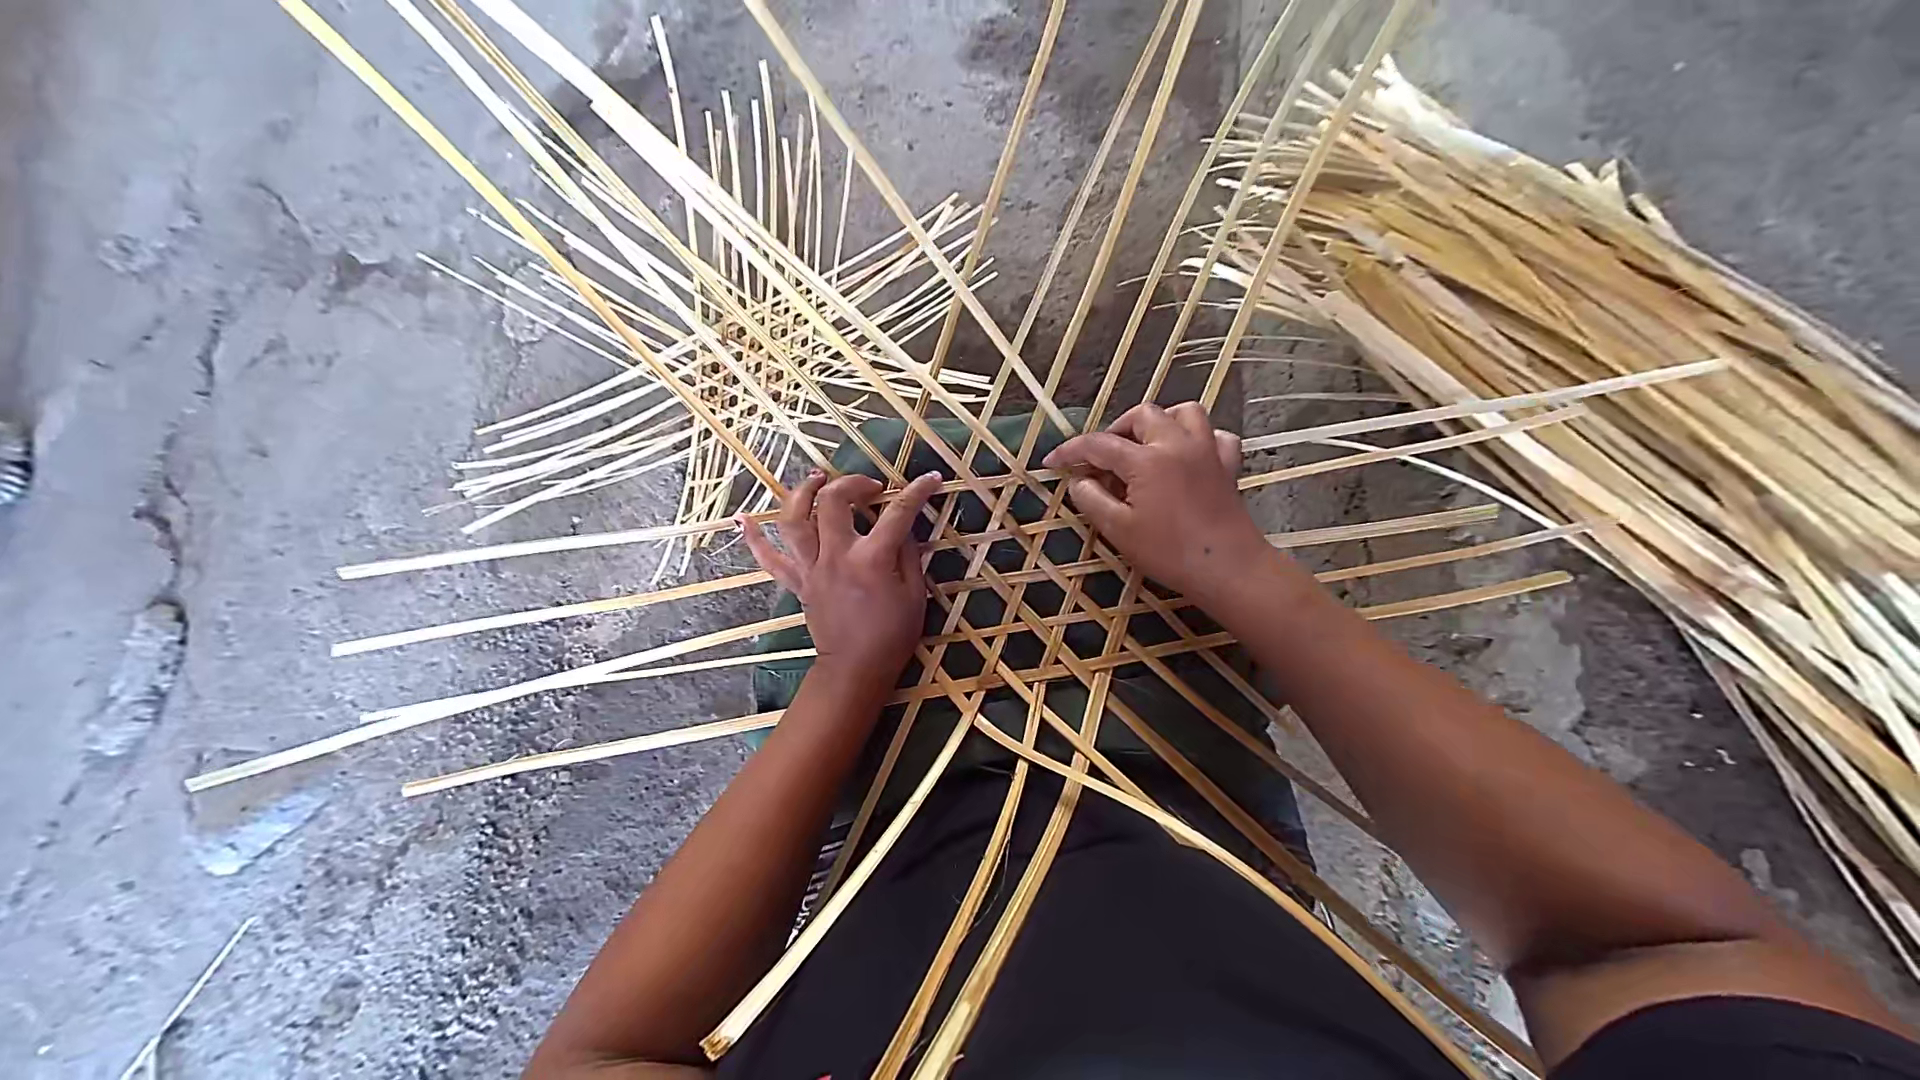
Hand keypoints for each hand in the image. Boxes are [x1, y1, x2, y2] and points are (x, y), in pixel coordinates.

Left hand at [740, 469, 943, 688]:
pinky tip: (744, 519)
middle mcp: (836, 556)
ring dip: (802, 493)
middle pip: (833, 502)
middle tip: (869, 487)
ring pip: (794, 520)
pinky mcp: (797, 583)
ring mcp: (811, 568)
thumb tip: (903, 526)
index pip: (898, 513)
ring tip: (817, 479)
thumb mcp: (915, 593)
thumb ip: (908, 554)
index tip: (931, 479)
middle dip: (852, 483)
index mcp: (871, 559)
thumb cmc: (892, 635)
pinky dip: (754, 539)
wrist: (857, 670)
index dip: (918, 491)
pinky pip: (769, 559)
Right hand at [1043, 402, 1269, 601]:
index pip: (1098, 444)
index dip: (1070, 451)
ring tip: (1145, 446)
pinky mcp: (1228, 466)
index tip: (1052, 462)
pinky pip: (1215, 436)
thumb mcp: (1118, 530)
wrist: (1228, 568)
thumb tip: (1078, 481)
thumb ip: (1092, 500)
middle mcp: (1177, 444)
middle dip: (1116, 430)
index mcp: (1146, 460)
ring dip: (1159, 422)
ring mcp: (1207, 451)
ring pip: (1184, 413)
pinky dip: (1198, 439)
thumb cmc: (1169, 552)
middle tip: (1102, 459)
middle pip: (1142, 415)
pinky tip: (1187, 456)